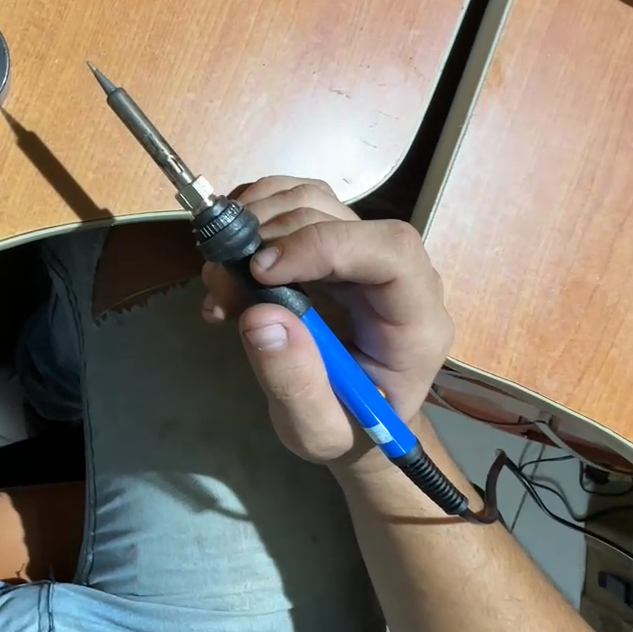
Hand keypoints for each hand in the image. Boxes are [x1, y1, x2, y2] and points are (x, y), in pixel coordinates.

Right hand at [199, 177, 452, 466]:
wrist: (347, 416)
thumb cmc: (344, 427)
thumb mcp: (318, 431)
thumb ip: (295, 384)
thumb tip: (260, 317)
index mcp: (412, 321)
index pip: (390, 251)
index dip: (323, 246)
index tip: (261, 270)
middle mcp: (394, 274)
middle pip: (339, 217)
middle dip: (270, 236)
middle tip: (220, 277)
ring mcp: (359, 253)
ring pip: (312, 199)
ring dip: (254, 219)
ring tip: (219, 271)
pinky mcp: (327, 245)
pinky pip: (291, 203)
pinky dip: (250, 215)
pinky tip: (227, 257)